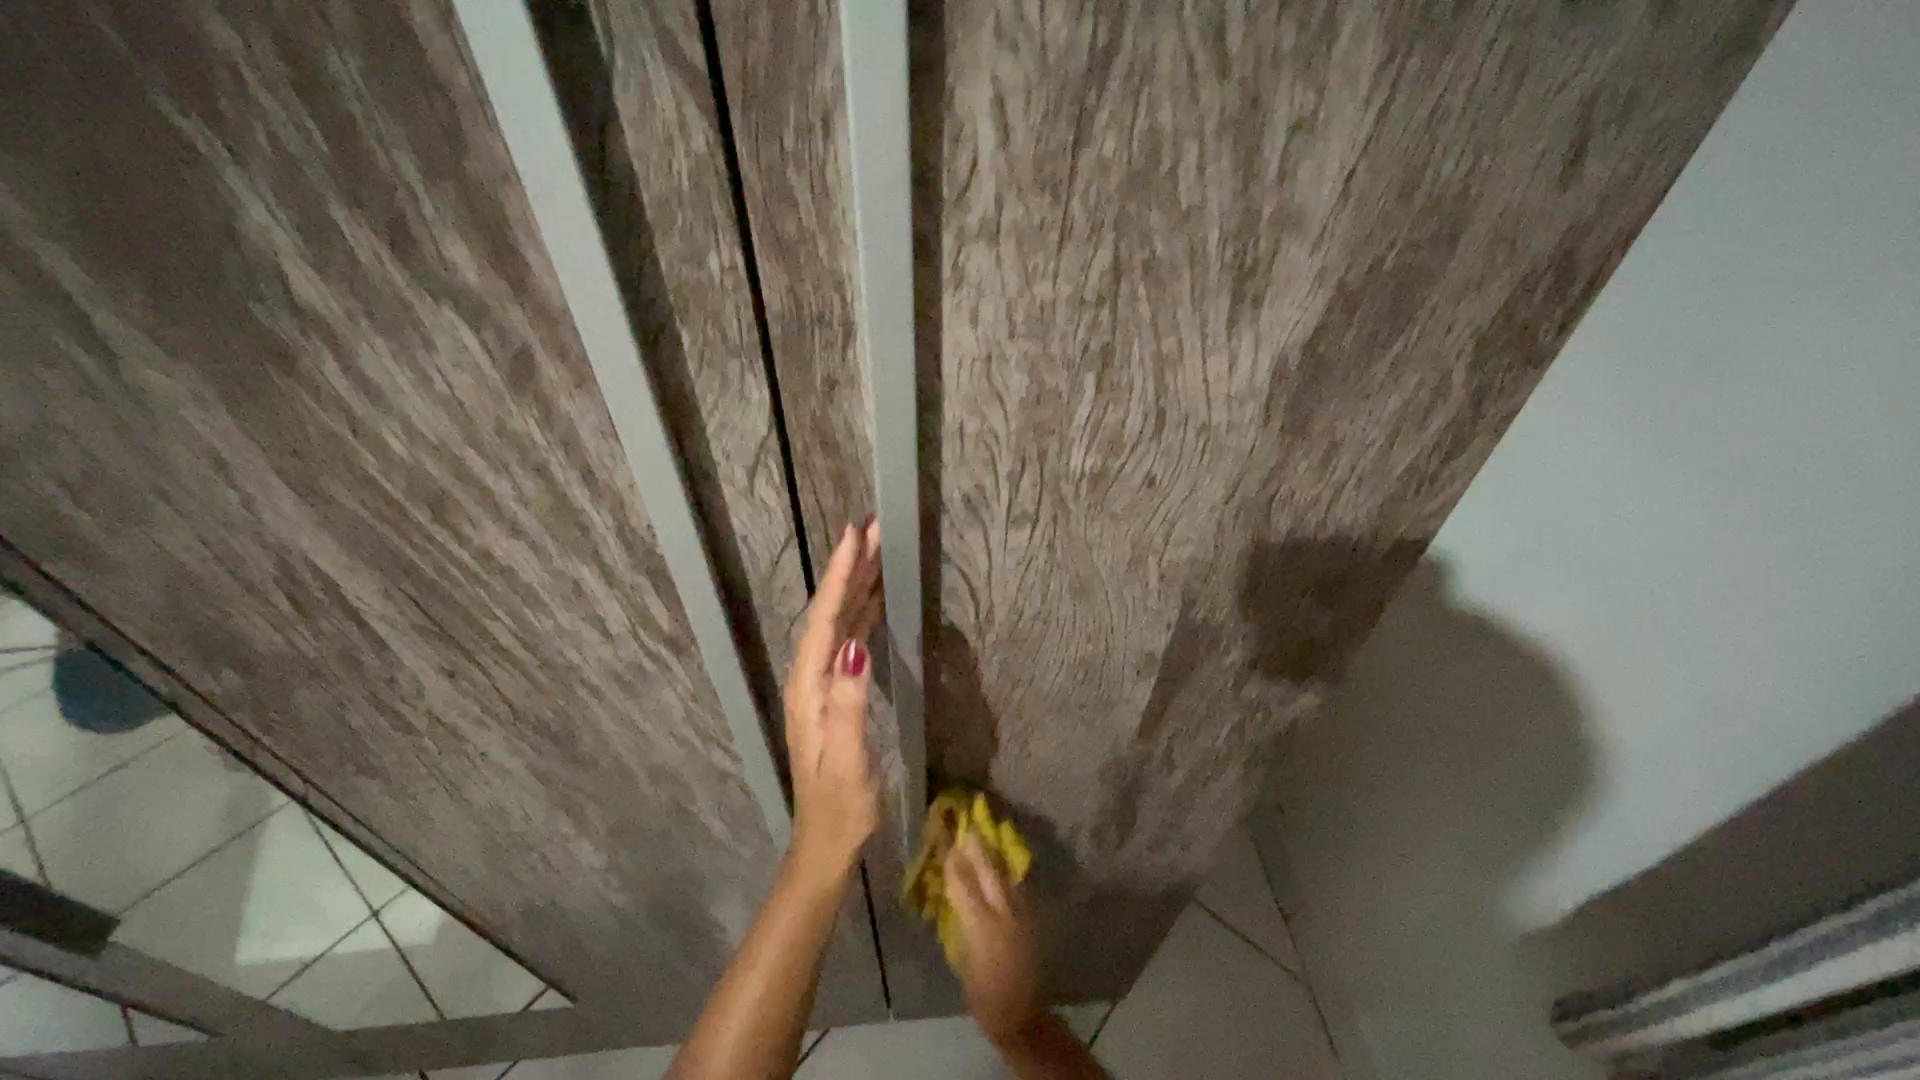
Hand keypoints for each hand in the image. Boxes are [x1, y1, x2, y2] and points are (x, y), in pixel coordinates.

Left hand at [783, 519, 883, 875]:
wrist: (826, 841)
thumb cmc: (841, 807)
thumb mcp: (848, 761)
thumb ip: (849, 704)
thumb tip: (855, 649)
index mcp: (809, 690)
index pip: (824, 621)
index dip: (839, 577)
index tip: (855, 536)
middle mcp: (810, 680)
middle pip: (829, 613)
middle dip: (850, 569)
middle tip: (874, 528)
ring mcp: (822, 686)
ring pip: (838, 623)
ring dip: (856, 585)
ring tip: (878, 550)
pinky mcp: (835, 693)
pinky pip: (847, 639)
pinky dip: (861, 612)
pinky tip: (875, 598)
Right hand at [946, 830, 1044, 1045]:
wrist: (1022, 1015)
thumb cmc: (983, 995)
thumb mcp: (962, 959)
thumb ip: (961, 925)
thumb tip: (954, 899)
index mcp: (980, 924)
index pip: (962, 882)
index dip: (953, 859)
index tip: (945, 837)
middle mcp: (1003, 912)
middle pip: (989, 870)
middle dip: (977, 846)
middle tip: (968, 824)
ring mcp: (1022, 913)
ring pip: (1008, 875)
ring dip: (996, 855)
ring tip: (987, 836)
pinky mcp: (1034, 919)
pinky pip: (1020, 889)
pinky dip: (1010, 874)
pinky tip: (1005, 868)